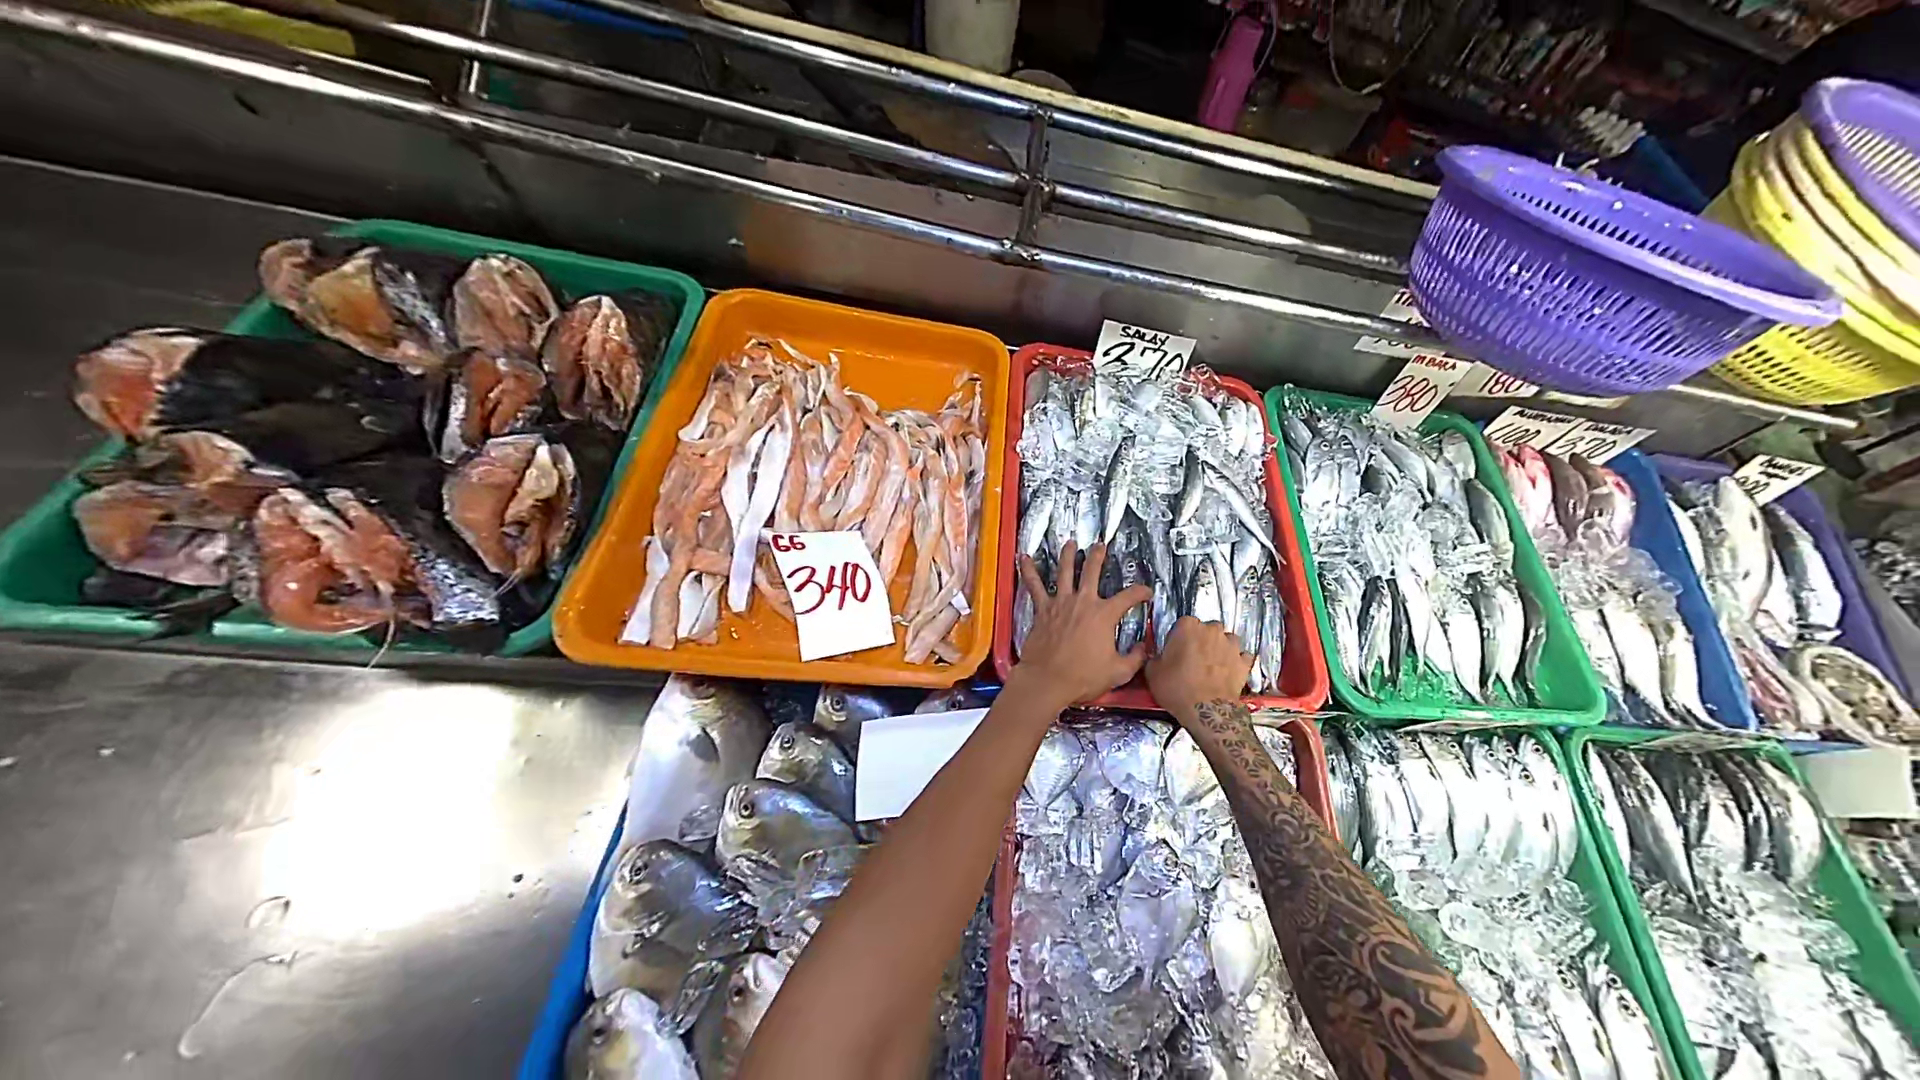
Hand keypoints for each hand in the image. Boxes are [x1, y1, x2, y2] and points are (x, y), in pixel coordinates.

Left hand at [1008, 541, 1152, 709]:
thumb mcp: (1119, 672)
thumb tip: (1144, 649)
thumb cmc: (1083, 677)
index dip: (1141, 592)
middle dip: (1098, 556)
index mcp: (1104, 615)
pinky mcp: (1042, 610)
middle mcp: (1083, 602)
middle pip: (1092, 571)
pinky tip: (1023, 558)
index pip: (1129, 596)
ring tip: (1070, 543)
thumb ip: (1135, 658)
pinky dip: (1028, 571)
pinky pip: (1034, 586)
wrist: (1048, 680)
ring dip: (1068, 555)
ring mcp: (1060, 603)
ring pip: (1064, 571)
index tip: (1146, 593)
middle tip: (1100, 546)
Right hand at [1145, 616, 1252, 722]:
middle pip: (1207, 628)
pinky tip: (1228, 670)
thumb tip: (1158, 658)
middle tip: (1192, 657)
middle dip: (1201, 639)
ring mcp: (1231, 645)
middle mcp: (1212, 631)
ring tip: (1211, 663)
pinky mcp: (1244, 662)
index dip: (1178, 636)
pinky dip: (1236, 661)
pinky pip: (1242, 656)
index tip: (1175, 649)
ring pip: (1227, 639)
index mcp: (1187, 627)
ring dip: (1220, 648)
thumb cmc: (1178, 688)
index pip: (1183, 623)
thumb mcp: (1153, 672)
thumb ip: (1156, 657)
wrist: (1206, 710)